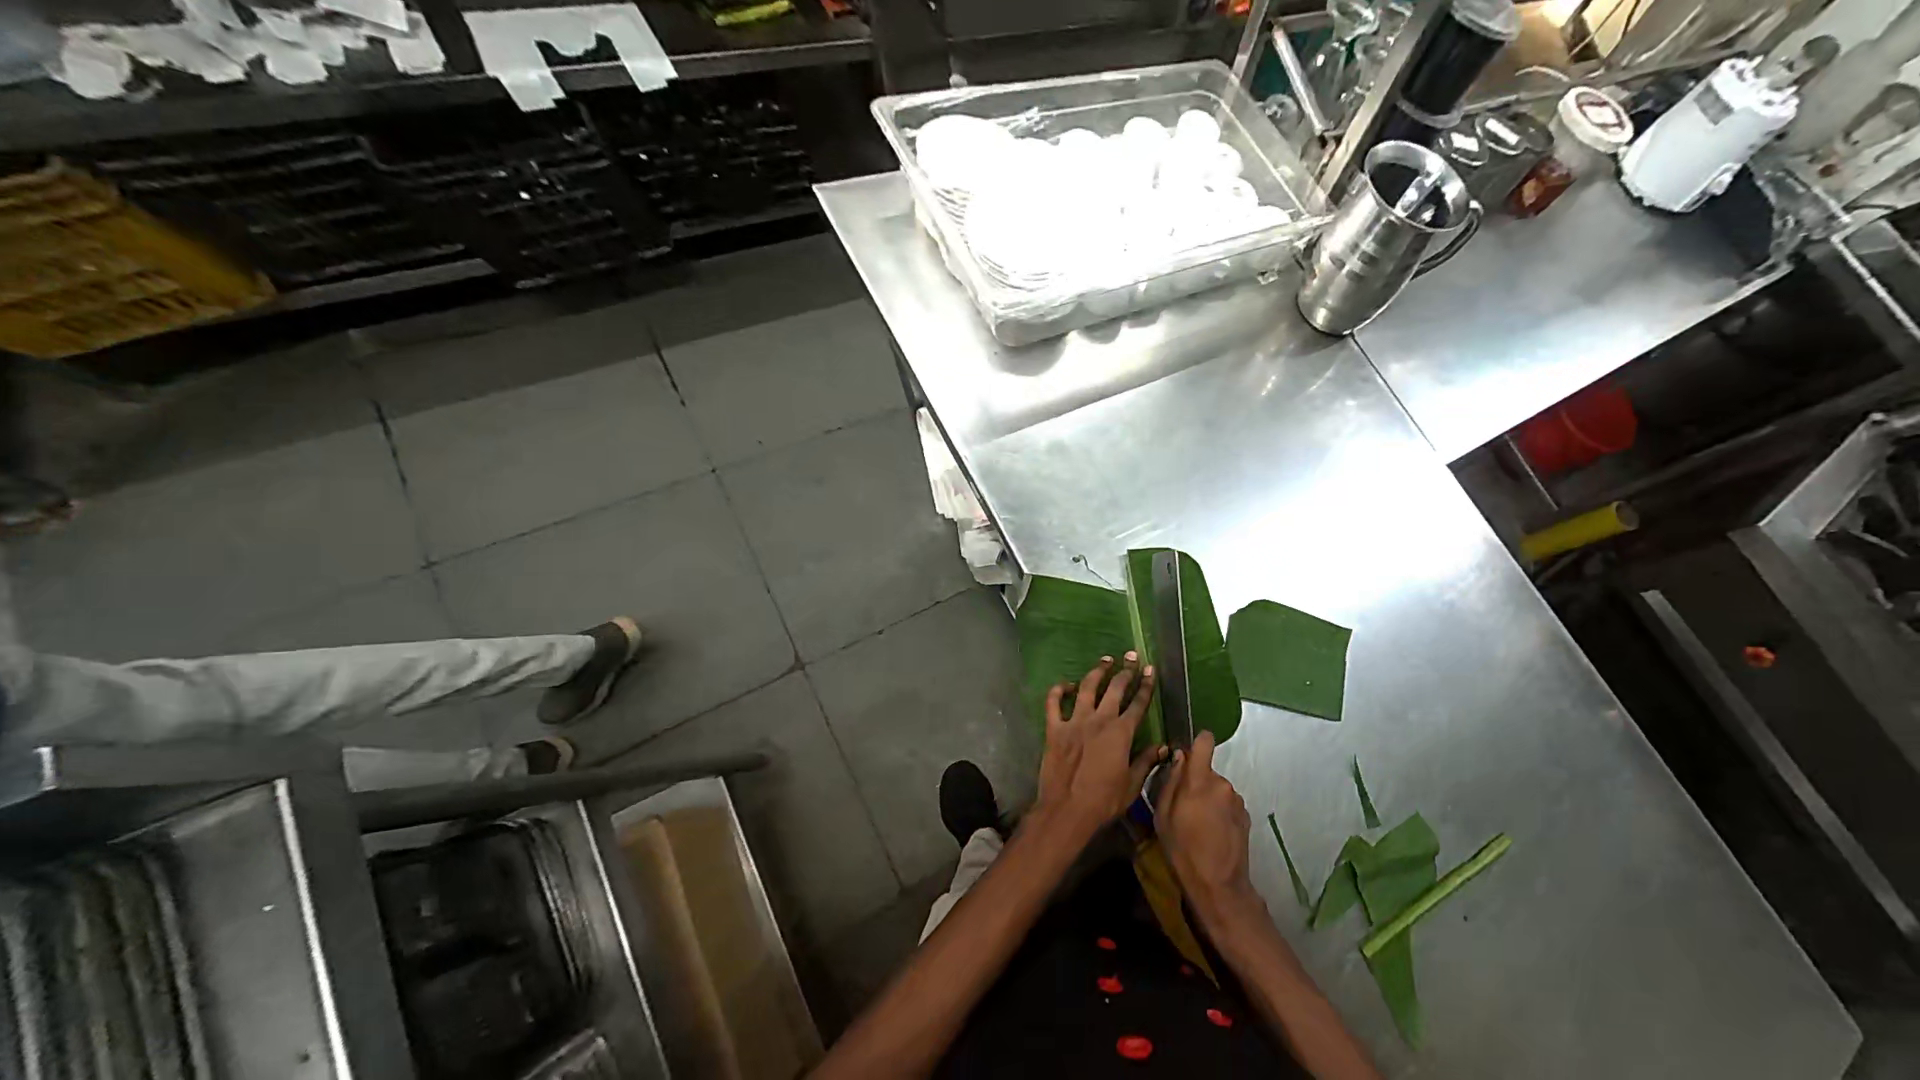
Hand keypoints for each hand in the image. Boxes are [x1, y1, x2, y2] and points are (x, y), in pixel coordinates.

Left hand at [1033, 653, 1163, 841]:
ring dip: (1097, 672)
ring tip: (1105, 661)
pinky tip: (1066, 684)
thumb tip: (1162, 747)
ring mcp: (1074, 722)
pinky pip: (1053, 702)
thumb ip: (1145, 761)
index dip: (1146, 686)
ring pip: (1086, 688)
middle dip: (1125, 671)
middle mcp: (1099, 720)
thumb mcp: (1132, 784)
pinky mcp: (1054, 728)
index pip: (1138, 704)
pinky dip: (1058, 690)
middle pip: (1114, 689)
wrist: (1067, 810)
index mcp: (1121, 733)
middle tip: (1131, 657)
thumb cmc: (1103, 801)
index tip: (1150, 670)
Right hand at [1155, 731, 1260, 926]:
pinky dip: (1219, 811)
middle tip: (1183, 805)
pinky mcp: (1246, 816)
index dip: (1198, 741)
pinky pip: (1227, 803)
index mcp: (1200, 781)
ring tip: (1197, 823)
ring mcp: (1237, 801)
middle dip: (1196, 781)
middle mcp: (1222, 784)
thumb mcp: (1163, 814)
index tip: (1189, 750)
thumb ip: (1171, 781)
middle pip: (1207, 771)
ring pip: (1217, 788)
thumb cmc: (1182, 848)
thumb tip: (1180, 758)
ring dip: (1208, 798)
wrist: (1218, 884)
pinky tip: (1211, 832)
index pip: (1205, 744)